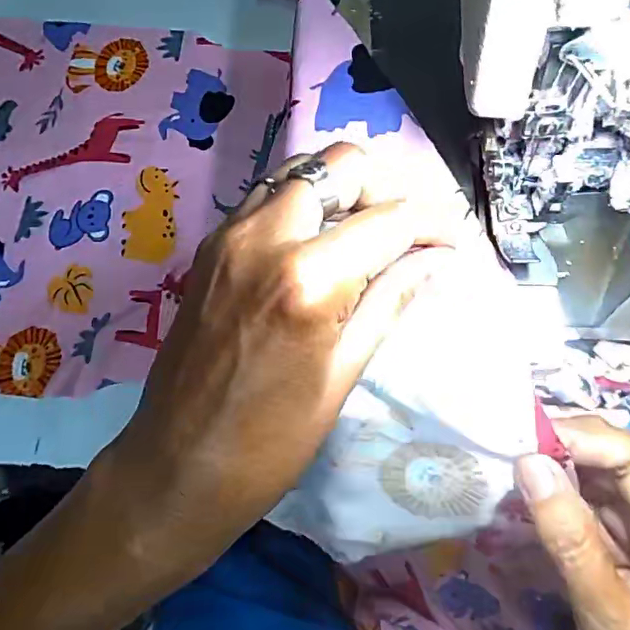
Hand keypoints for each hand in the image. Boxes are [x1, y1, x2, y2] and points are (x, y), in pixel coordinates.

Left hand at [95, 142, 455, 581]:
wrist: (176, 464)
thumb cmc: (269, 442)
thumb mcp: (342, 375)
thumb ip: (390, 301)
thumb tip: (435, 260)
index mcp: (306, 278)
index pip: (389, 219)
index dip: (434, 223)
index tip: (453, 240)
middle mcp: (263, 237)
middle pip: (338, 165)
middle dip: (383, 188)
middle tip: (402, 232)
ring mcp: (228, 236)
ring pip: (297, 173)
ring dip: (339, 190)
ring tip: (364, 235)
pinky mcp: (208, 247)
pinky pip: (265, 200)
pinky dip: (300, 206)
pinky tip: (316, 246)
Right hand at [516, 418, 629, 629]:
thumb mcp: (611, 621)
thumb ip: (569, 538)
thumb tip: (528, 462)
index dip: (581, 439)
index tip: (523, 434)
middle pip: (622, 470)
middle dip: (565, 453)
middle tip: (507, 445)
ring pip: (605, 491)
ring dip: (559, 477)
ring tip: (509, 467)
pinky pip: (598, 519)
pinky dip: (562, 507)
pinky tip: (530, 500)